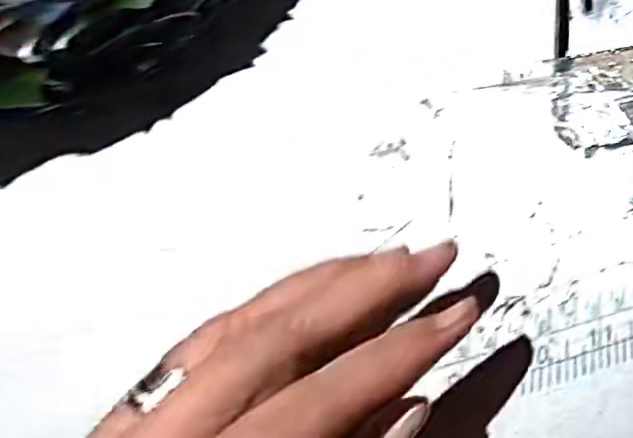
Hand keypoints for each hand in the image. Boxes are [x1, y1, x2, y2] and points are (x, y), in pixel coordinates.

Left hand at [90, 242, 481, 437]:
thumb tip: (413, 407)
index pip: (316, 400)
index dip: (401, 351)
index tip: (464, 311)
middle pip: (272, 345)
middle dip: (372, 290)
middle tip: (442, 255)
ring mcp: (126, 429)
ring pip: (237, 329)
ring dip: (333, 282)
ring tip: (399, 256)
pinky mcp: (125, 418)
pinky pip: (205, 338)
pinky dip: (280, 300)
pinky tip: (327, 282)